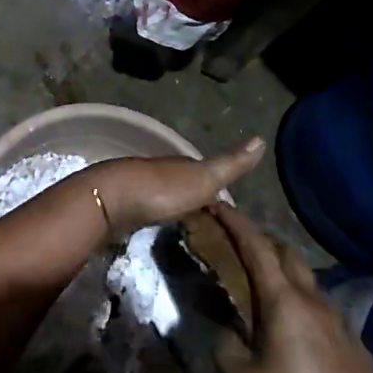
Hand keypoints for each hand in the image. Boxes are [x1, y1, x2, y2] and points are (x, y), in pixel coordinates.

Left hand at [84, 137, 265, 234]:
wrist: (111, 200)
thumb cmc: (163, 189)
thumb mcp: (204, 178)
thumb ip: (231, 164)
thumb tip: (262, 139)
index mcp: (184, 166)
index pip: (208, 175)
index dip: (220, 190)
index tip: (232, 212)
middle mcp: (164, 173)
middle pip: (186, 186)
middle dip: (198, 201)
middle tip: (213, 226)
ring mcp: (141, 189)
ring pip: (166, 199)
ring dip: (177, 211)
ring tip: (190, 233)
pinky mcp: (124, 208)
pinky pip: (148, 212)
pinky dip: (158, 220)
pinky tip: (161, 232)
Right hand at [210, 205, 372, 372]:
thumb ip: (227, 349)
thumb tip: (223, 329)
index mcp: (286, 303)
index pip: (257, 247)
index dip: (236, 223)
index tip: (218, 204)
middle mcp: (317, 301)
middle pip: (289, 254)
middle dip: (263, 243)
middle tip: (238, 249)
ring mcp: (343, 322)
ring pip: (310, 282)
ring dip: (286, 277)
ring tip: (264, 296)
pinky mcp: (358, 347)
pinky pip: (326, 311)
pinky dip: (305, 307)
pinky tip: (297, 337)